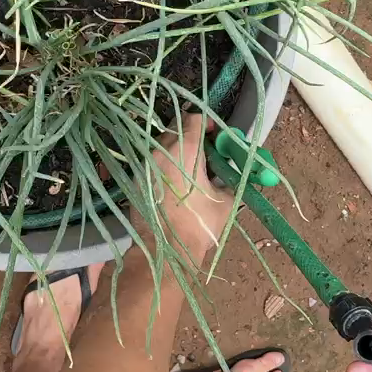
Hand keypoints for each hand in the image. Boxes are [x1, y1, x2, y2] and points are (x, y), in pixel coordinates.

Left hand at [147, 114, 230, 256]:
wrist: (166, 250)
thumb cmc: (198, 226)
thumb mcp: (225, 202)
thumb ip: (231, 181)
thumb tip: (236, 175)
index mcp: (185, 151)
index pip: (194, 120)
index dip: (207, 124)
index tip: (215, 134)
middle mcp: (160, 152)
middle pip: (176, 130)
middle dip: (192, 137)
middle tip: (206, 152)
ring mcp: (145, 165)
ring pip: (162, 146)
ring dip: (178, 151)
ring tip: (191, 169)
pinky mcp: (136, 179)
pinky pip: (153, 162)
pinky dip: (165, 165)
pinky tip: (176, 182)